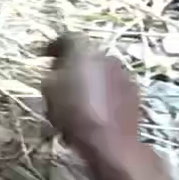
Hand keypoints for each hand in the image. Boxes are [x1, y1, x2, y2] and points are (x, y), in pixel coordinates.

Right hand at [42, 36, 142, 163]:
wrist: (109, 141)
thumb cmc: (72, 112)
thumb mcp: (49, 90)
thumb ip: (51, 73)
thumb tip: (56, 70)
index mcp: (83, 51)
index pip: (67, 38)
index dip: (53, 46)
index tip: (44, 57)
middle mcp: (106, 56)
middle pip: (85, 54)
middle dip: (72, 63)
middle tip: (59, 77)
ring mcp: (123, 73)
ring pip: (100, 70)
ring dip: (88, 78)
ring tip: (76, 96)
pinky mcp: (134, 92)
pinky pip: (112, 85)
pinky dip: (102, 91)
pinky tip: (94, 108)